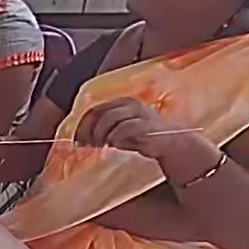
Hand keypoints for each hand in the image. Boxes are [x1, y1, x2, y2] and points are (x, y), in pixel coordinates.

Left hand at [73, 100, 202, 161]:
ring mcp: (139, 113)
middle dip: (89, 131)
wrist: (170, 142)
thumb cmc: (140, 137)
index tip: (78, 141)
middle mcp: (129, 104)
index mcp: (121, 103)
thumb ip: (101, 130)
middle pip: (99, 114)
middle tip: (88, 145)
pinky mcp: (147, 125)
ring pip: (109, 119)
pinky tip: (115, 145)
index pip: (93, 111)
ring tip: (102, 145)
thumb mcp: (117, 131)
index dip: (82, 126)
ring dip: (101, 134)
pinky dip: (115, 138)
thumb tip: (79, 139)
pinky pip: (124, 128)